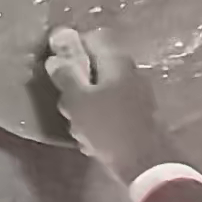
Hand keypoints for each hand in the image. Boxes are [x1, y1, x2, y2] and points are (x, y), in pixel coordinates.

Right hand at [44, 27, 183, 183]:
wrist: (146, 164)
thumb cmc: (107, 126)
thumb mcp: (78, 100)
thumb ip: (65, 76)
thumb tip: (55, 58)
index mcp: (116, 62)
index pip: (94, 37)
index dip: (72, 45)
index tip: (56, 62)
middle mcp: (130, 73)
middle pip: (96, 66)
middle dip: (76, 82)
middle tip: (64, 100)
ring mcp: (136, 95)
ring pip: (101, 91)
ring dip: (84, 105)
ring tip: (76, 124)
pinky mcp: (137, 116)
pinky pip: (110, 110)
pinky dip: (97, 120)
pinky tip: (90, 138)